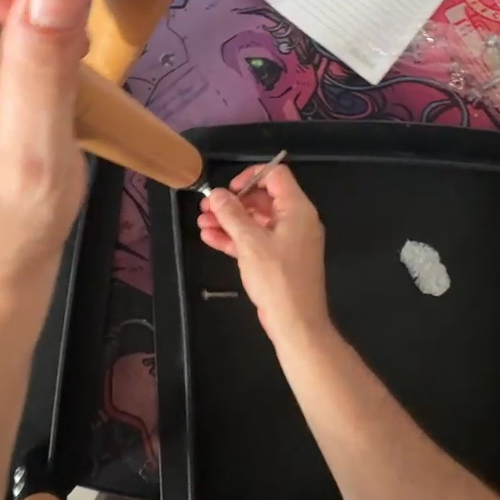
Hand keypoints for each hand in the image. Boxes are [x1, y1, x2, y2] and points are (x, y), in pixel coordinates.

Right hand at [196, 165, 330, 343]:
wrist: (296, 323)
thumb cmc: (277, 277)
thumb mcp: (250, 242)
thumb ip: (231, 214)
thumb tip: (217, 194)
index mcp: (297, 209)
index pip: (276, 175)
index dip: (251, 176)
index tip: (229, 190)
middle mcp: (295, 220)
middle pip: (261, 199)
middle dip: (232, 202)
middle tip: (207, 208)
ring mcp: (287, 241)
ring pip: (255, 221)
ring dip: (228, 220)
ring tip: (202, 223)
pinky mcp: (279, 259)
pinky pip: (255, 240)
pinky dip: (235, 237)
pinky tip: (210, 238)